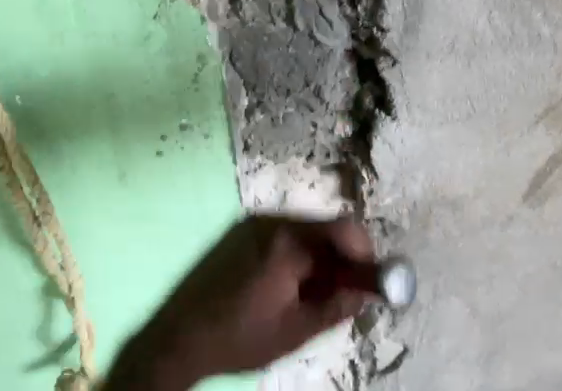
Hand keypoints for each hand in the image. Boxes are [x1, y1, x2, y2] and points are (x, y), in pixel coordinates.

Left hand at [105, 215, 379, 389]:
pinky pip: (292, 240)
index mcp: (290, 244)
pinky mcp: (250, 237)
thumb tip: (367, 292)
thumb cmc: (242, 337)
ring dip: (326, 261)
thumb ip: (337, 306)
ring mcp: (261, 228)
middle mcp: (277, 225)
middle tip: (352, 294)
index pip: (344, 229)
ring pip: (311, 236)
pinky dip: (306, 261)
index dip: (366, 252)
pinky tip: (299, 292)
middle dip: (347, 259)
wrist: (185, 337)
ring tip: (323, 298)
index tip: (375, 281)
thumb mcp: (298, 330)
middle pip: (329, 229)